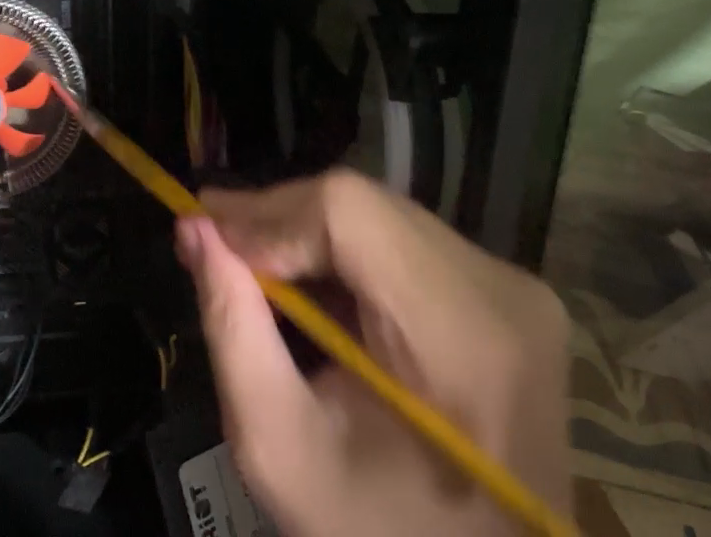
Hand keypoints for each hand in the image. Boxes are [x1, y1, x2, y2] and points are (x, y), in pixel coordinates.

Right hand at [177, 169, 570, 536]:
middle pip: (364, 206)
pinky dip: (343, 254)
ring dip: (306, 234)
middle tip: (213, 246)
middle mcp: (502, 291)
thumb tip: (194, 229)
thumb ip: (232, 326)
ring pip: (380, 216)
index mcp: (462, 336)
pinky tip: (308, 288)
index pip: (350, 213)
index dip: (268, 213)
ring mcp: (516, 291)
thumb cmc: (375, 530)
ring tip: (252, 268)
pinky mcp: (508, 298)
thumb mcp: (278, 445)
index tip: (206, 240)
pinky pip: (404, 242)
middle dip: (278, 220)